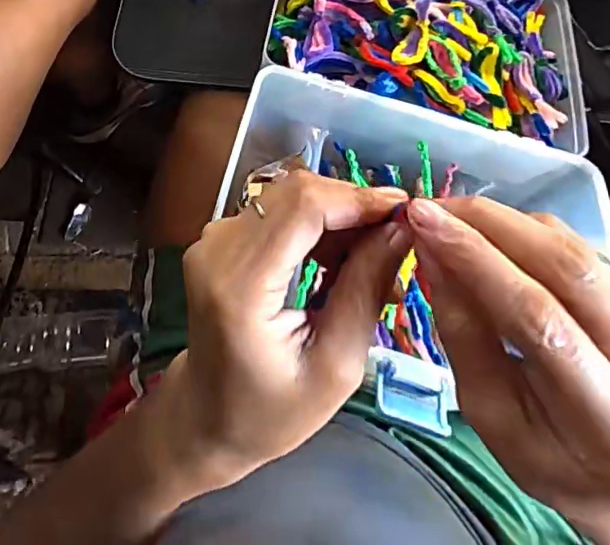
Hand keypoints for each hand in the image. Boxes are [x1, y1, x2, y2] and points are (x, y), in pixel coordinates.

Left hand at [152, 170, 411, 488]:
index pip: (302, 206)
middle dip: (351, 205)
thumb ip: (365, 290)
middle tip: (394, 235)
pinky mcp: (219, 237)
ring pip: (289, 196)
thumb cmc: (271, 411)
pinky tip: (338, 258)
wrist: (206, 417)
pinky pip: (276, 210)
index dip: (356, 198)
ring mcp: (213, 238)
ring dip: (336, 215)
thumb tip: (400, 229)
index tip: (403, 209)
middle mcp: (218, 248)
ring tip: (371, 255)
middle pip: (295, 193)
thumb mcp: (335, 367)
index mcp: (240, 285)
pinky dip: (314, 224)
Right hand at [406, 197, 609, 522]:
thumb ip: (464, 335)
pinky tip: (494, 232)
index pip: (540, 321)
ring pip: (582, 255)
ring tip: (454, 214)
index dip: (476, 259)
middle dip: (491, 225)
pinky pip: (590, 257)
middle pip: (570, 271)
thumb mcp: (494, 418)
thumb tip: (432, 253)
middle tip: (433, 207)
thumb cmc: (553, 464)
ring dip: (509, 222)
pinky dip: (533, 235)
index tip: (423, 221)